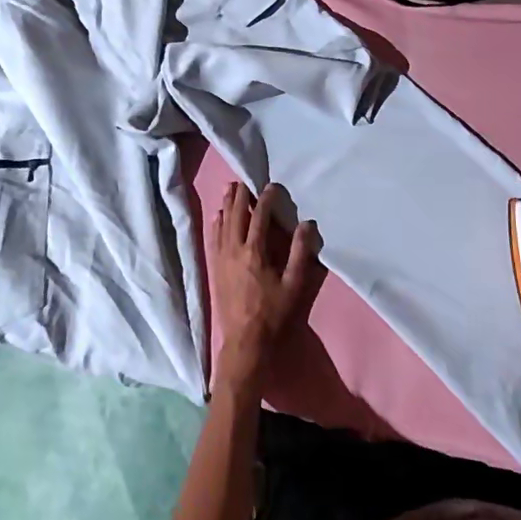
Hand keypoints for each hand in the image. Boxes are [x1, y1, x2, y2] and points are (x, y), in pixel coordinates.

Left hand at [211, 183, 321, 394]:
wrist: (245, 340)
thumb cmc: (273, 313)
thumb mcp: (294, 285)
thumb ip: (301, 252)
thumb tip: (306, 223)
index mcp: (254, 251)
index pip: (259, 216)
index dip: (266, 198)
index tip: (272, 185)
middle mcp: (234, 249)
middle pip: (236, 214)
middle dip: (241, 194)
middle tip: (246, 178)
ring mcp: (221, 258)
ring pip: (222, 223)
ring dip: (227, 204)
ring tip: (231, 188)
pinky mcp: (215, 267)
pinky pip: (214, 237)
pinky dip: (217, 222)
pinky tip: (219, 216)